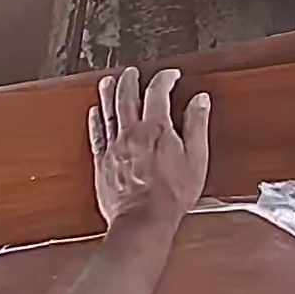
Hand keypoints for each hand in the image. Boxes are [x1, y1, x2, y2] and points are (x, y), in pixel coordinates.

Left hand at [87, 67, 210, 230]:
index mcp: (156, 129)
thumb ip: (197, 125)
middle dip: (131, 80)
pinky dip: (95, 120)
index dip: (165, 79)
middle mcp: (132, 133)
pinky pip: (96, 135)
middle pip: (128, 97)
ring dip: (109, 93)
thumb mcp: (196, 158)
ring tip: (108, 81)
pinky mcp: (103, 162)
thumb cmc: (172, 194)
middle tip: (133, 72)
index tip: (171, 75)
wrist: (143, 221)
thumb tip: (200, 101)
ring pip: (109, 111)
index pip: (158, 92)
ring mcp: (114, 147)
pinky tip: (94, 112)